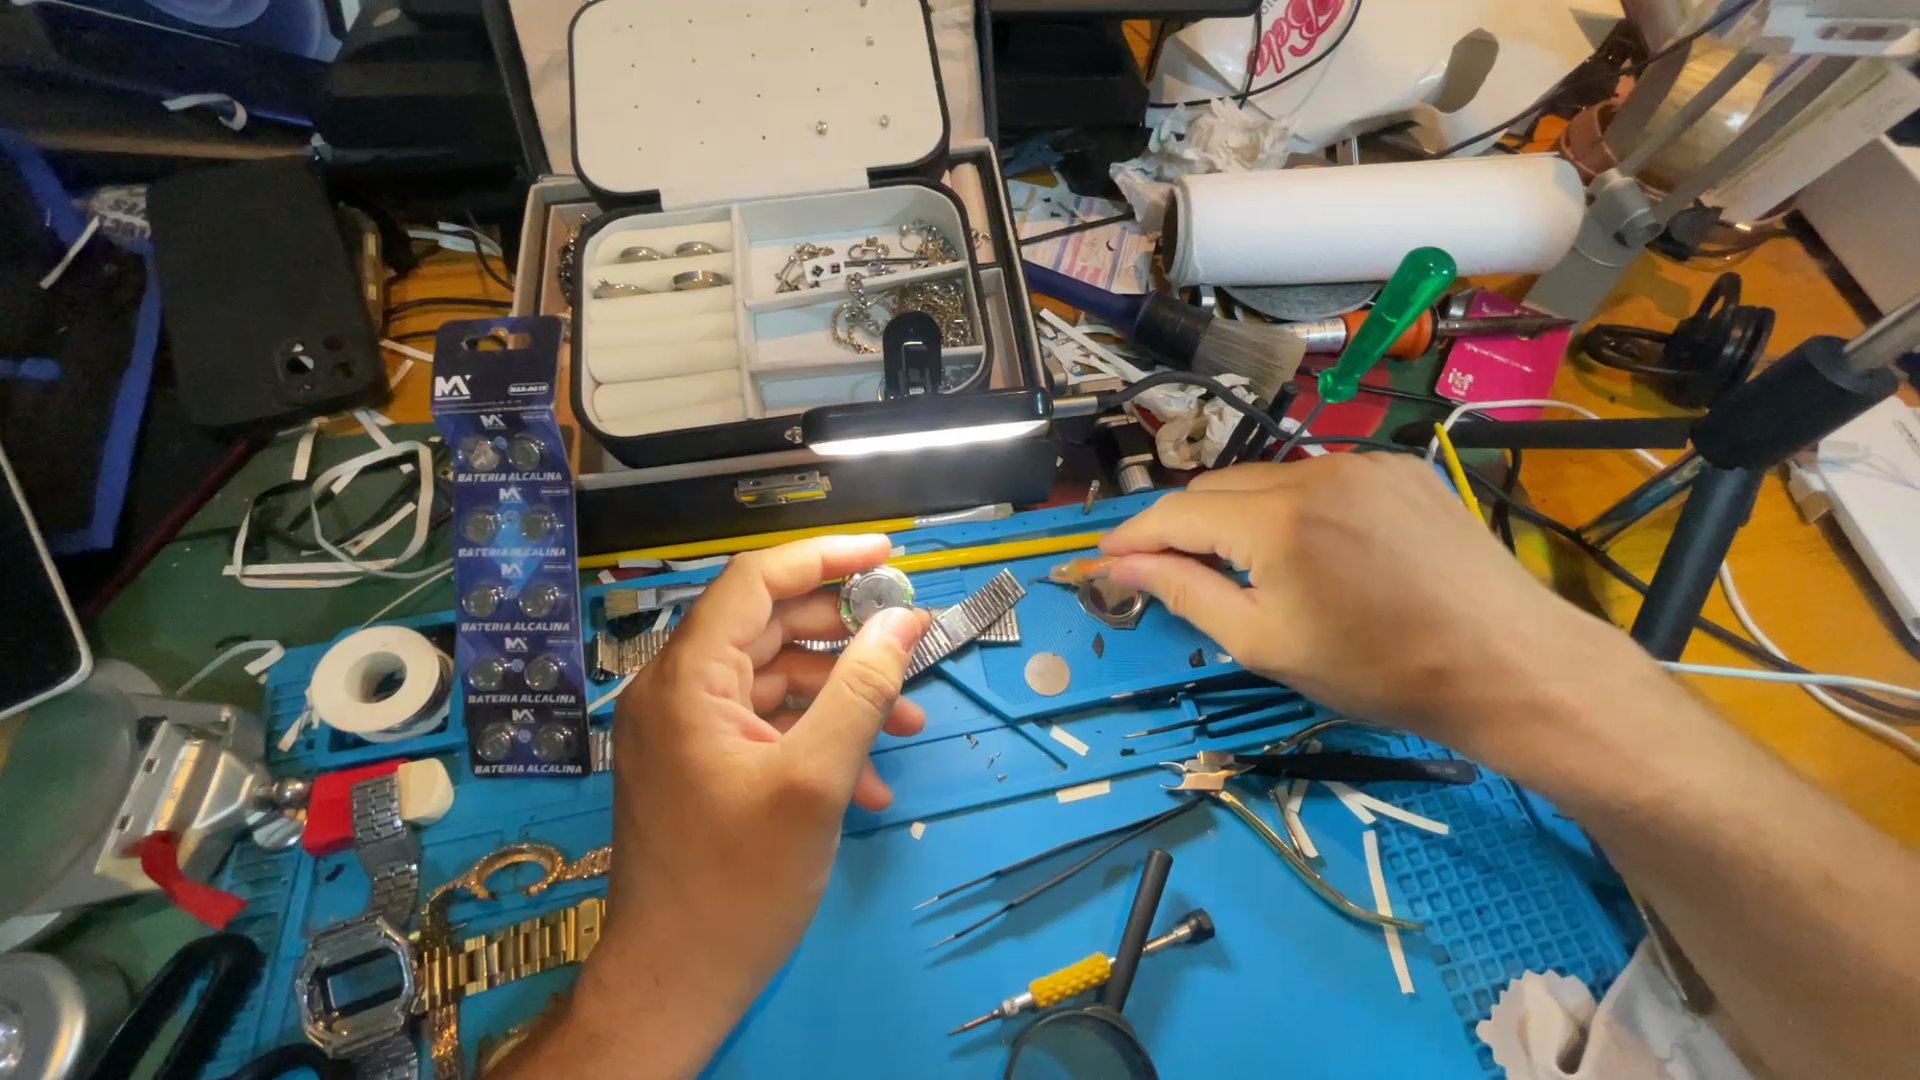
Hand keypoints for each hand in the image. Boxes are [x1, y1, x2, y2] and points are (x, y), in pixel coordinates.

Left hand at [575, 536, 928, 1072]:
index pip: (756, 581)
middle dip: (847, 635)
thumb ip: (862, 690)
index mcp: (687, 678)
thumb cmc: (739, 884)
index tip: (888, 556)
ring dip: (845, 697)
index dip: (825, 558)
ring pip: (779, 682)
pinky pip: (770, 728)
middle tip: (910, 639)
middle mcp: (680, 691)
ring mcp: (690, 731)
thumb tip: (902, 621)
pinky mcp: (707, 766)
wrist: (673, 989)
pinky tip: (870, 784)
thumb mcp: (815, 781)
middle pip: (772, 628)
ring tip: (909, 726)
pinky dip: (820, 739)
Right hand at [1101, 454, 1642, 751]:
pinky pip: (1317, 477)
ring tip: (1247, 564)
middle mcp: (1311, 470)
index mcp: (1273, 520)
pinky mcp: (1398, 467)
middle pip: (1215, 488)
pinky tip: (1311, 546)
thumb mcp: (1262, 642)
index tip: (1106, 560)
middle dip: (1182, 526)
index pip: (1174, 513)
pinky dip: (1291, 505)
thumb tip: (1120, 567)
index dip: (1132, 536)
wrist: (1510, 665)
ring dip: (1236, 514)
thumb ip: (1182, 593)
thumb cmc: (1375, 670)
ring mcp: (1361, 462)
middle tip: (1172, 571)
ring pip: (1264, 478)